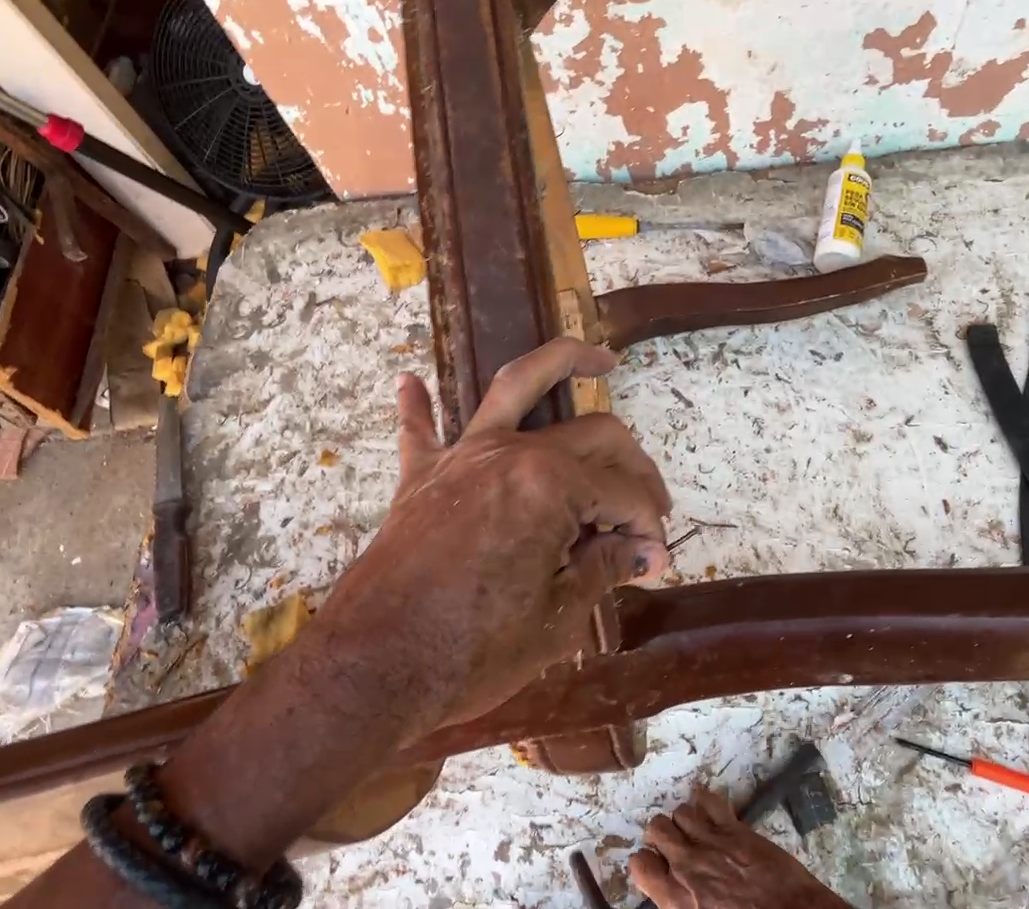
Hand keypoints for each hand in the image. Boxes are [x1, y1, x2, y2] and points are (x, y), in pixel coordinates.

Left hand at [318, 337, 672, 728]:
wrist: (372, 669)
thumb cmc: (472, 651)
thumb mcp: (556, 618)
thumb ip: (604, 567)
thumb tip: (644, 551)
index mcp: (549, 485)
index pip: (622, 493)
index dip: (648, 528)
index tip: (656, 561)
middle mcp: (509, 453)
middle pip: (592, 435)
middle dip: (633, 468)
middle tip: (652, 508)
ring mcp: (461, 458)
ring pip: (517, 387)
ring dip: (561, 363)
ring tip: (597, 359)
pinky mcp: (419, 478)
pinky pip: (419, 430)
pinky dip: (417, 405)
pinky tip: (410, 380)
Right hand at [630, 787, 848, 908]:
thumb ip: (680, 904)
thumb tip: (673, 894)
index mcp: (676, 899)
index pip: (639, 865)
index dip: (645, 863)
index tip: (655, 866)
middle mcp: (687, 865)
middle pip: (656, 828)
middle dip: (662, 834)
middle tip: (675, 844)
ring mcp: (712, 842)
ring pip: (681, 811)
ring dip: (685, 819)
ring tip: (696, 830)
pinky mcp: (736, 829)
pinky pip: (709, 800)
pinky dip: (705, 800)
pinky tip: (709, 807)